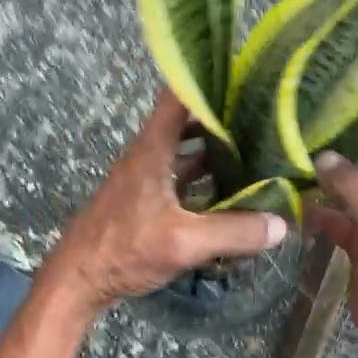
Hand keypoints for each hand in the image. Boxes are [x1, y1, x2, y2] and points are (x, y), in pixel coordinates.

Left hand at [37, 90, 287, 314]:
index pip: (180, 93)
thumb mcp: (184, 243)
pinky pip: (182, 183)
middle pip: (190, 123)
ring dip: (218, 155)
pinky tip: (231, 200)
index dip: (212, 78)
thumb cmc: (123, 251)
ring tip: (259, 157)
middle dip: (227, 120)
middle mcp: (149, 156)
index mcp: (153, 149)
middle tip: (269, 122)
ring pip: (187, 155)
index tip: (250, 76)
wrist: (77, 281)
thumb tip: (281, 225)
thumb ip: (233, 233)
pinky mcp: (145, 205)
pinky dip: (206, 185)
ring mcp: (146, 181)